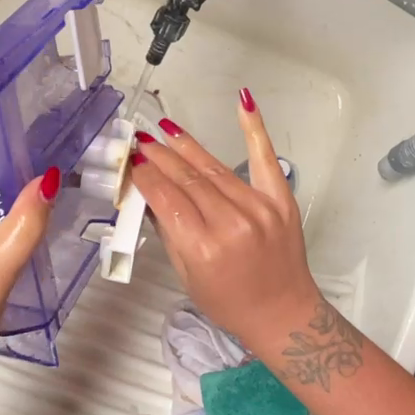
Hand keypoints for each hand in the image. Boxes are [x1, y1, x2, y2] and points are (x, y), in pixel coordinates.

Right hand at [128, 88, 320, 351]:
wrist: (282, 313)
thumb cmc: (227, 302)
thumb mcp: (186, 274)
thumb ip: (169, 230)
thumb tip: (149, 193)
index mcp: (203, 248)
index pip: (166, 198)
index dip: (145, 176)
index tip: (131, 161)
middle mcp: (230, 224)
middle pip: (187, 179)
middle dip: (159, 156)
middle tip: (139, 139)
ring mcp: (259, 209)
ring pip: (214, 168)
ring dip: (186, 146)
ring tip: (164, 129)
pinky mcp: (281, 200)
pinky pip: (265, 158)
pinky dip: (254, 128)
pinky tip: (242, 101)